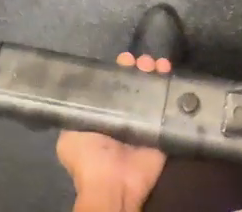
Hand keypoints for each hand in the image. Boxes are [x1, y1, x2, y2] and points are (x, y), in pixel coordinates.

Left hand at [55, 50, 171, 211]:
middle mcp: (125, 116)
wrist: (114, 183)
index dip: (121, 71)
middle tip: (144, 61)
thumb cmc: (90, 157)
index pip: (115, 86)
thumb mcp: (71, 134)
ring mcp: (145, 121)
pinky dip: (170, 87)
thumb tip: (80, 93)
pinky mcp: (161, 129)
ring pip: (152, 90)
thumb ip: (76, 112)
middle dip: (140, 68)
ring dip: (155, 73)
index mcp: (105, 115)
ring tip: (156, 64)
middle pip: (136, 84)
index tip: (127, 59)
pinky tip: (168, 71)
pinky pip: (168, 105)